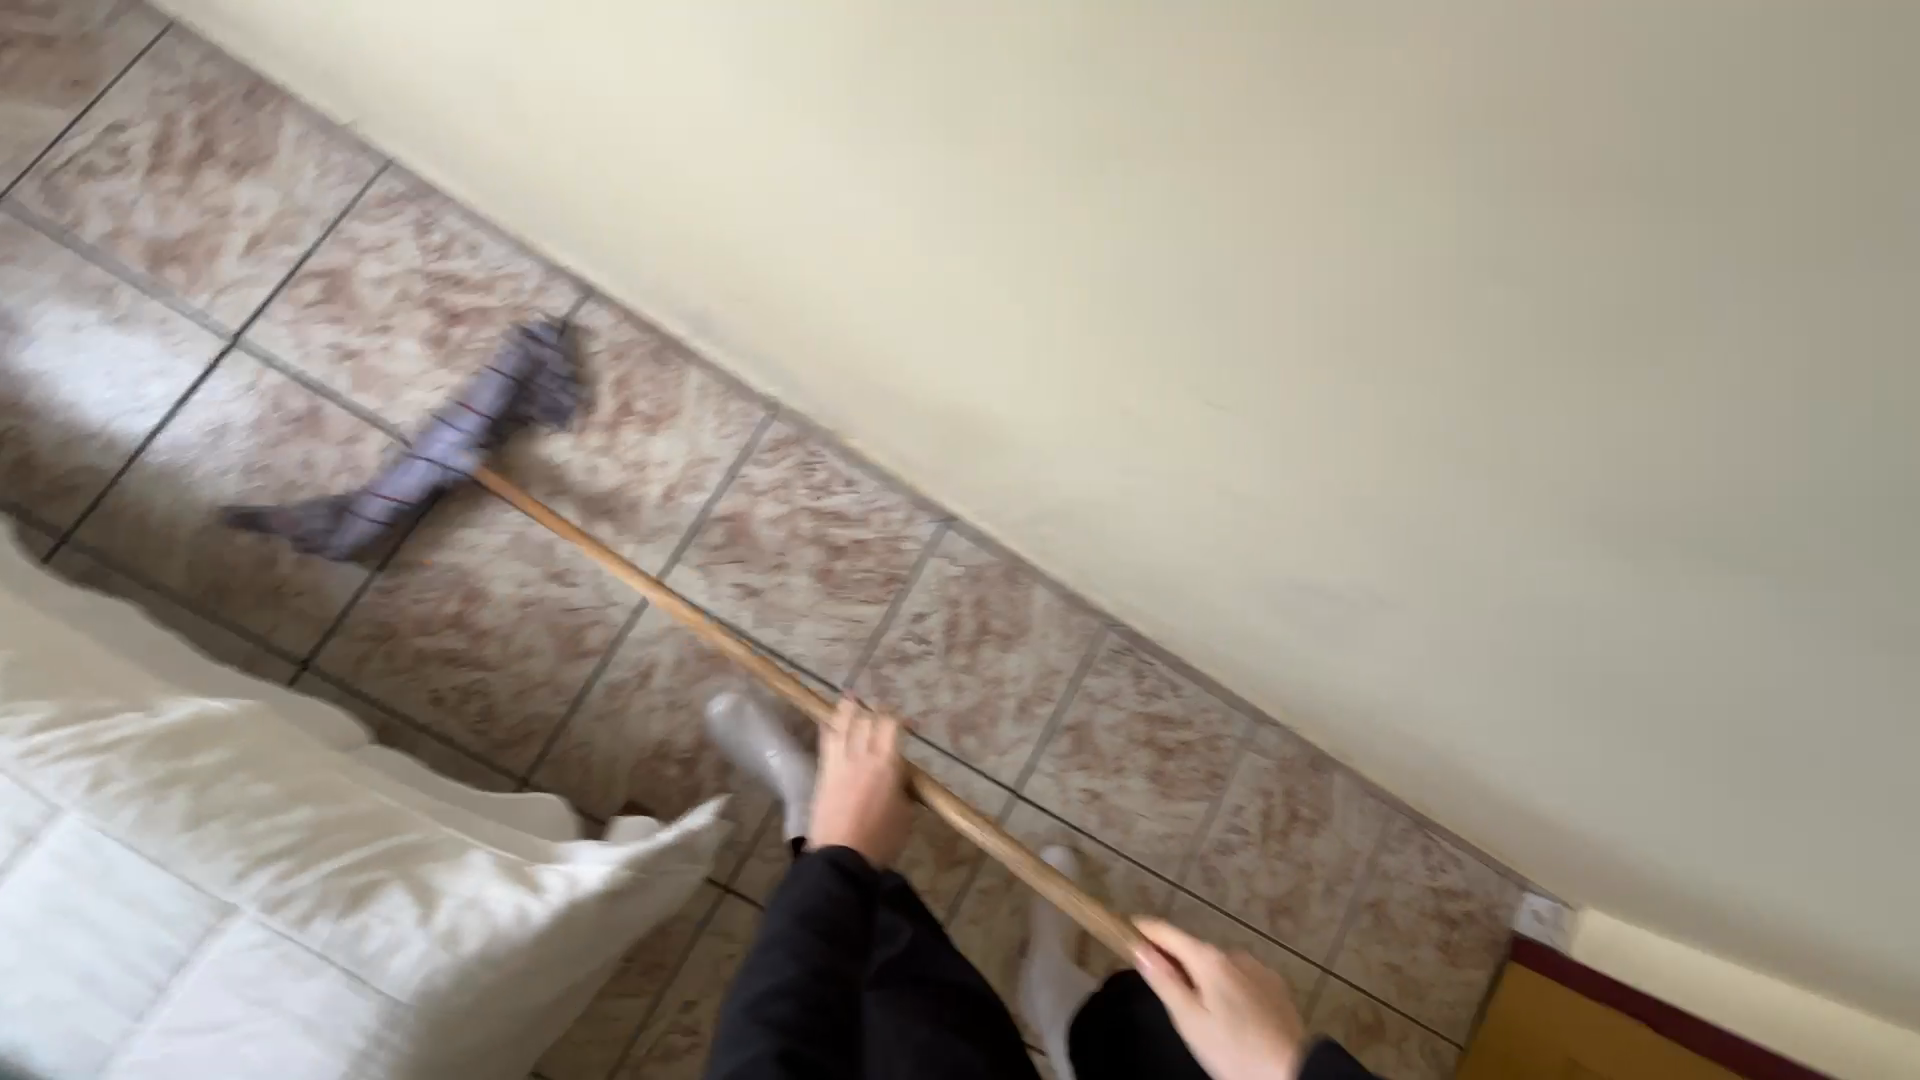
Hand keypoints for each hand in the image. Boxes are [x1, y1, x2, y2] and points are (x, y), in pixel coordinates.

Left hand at [806, 698, 912, 867]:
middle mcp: (862, 755)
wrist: (841, 857)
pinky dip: (828, 727)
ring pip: (843, 724)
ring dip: (848, 708)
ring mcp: (839, 761)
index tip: (910, 724)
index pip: (892, 727)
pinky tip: (828, 721)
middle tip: (882, 709)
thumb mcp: (905, 814)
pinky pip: (825, 742)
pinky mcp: (823, 772)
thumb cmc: (881, 840)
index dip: (901, 720)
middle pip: (867, 720)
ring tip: (851, 696)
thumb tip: (899, 776)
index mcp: (887, 764)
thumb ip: (902, 788)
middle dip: (876, 710)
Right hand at [1133, 918, 1308, 1079]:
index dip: (1144, 928)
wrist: (1295, 1076)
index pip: (1167, 932)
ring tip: (1200, 1008)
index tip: (1126, 927)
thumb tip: (1139, 948)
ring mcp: (1257, 968)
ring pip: (1218, 965)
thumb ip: (1163, 981)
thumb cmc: (1234, 1051)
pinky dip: (1226, 986)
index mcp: (1208, 958)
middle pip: (1193, 949)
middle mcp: (1233, 953)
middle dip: (1174, 960)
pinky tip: (1231, 1013)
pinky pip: (1240, 977)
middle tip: (1161, 984)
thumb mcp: (1190, 1021)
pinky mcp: (1276, 986)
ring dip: (1202, 975)